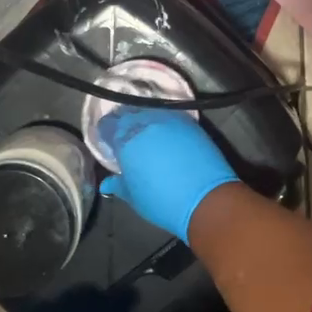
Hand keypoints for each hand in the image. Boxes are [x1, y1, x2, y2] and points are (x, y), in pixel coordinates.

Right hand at [97, 107, 240, 241]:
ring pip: (149, 110)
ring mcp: (170, 119)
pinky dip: (162, 121)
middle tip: (122, 135)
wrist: (207, 198)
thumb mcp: (134, 197)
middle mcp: (146, 122)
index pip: (108, 125)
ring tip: (143, 132)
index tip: (106, 140)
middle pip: (128, 112)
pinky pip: (169, 114)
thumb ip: (119, 185)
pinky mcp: (189, 122)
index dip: (104, 131)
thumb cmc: (163, 201)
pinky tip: (163, 132)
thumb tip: (108, 182)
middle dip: (122, 121)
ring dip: (143, 118)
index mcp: (127, 139)